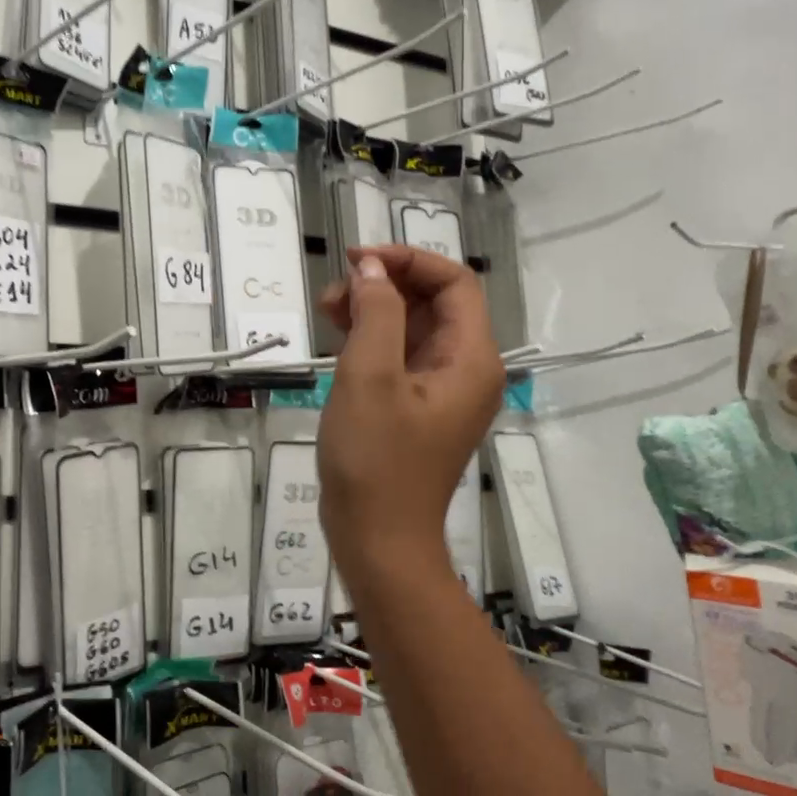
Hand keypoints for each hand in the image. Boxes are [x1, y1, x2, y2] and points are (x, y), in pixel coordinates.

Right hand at [316, 245, 504, 561]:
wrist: (378, 536)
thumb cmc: (375, 457)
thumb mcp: (369, 377)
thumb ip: (375, 314)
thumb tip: (371, 268)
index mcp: (471, 359)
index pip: (454, 283)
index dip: (407, 261)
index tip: (355, 260)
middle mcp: (465, 369)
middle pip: (434, 302)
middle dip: (384, 284)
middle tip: (331, 292)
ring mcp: (440, 390)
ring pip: (412, 326)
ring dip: (371, 309)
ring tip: (325, 313)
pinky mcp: (414, 406)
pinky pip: (398, 354)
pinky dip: (369, 336)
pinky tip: (336, 337)